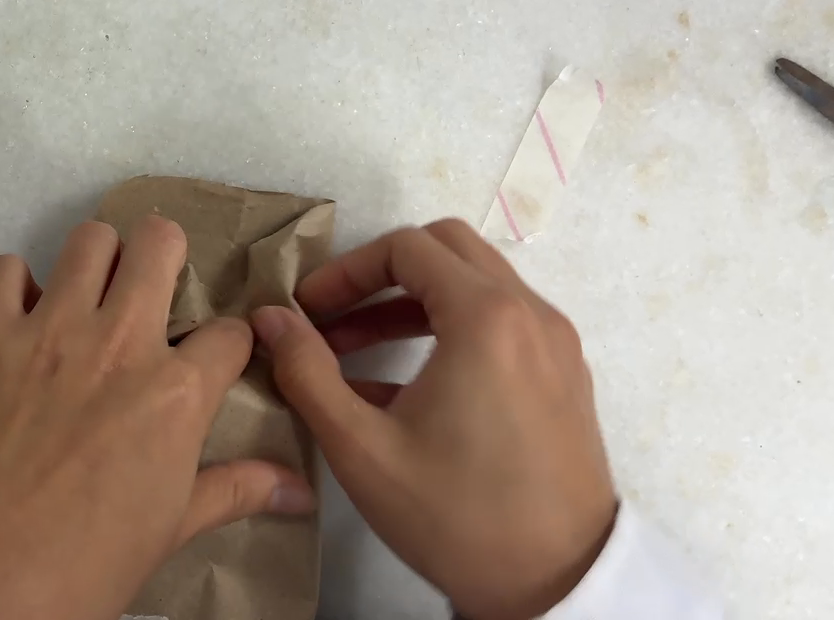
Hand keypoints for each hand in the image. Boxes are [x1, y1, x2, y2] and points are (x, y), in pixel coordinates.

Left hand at [0, 217, 314, 619]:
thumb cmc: (88, 562)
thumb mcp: (171, 528)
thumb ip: (234, 491)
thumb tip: (299, 489)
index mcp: (175, 392)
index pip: (229, 333)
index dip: (229, 341)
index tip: (215, 350)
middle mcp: (119, 340)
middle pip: (158, 244)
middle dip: (165, 250)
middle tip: (151, 279)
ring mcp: (50, 328)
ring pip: (88, 239)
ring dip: (96, 257)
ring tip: (89, 291)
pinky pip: (5, 268)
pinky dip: (15, 282)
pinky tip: (20, 313)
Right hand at [252, 219, 616, 619]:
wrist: (564, 595)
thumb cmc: (456, 515)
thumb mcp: (359, 445)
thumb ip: (304, 369)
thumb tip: (268, 316)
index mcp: (487, 319)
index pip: (405, 247)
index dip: (345, 269)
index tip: (309, 308)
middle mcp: (530, 316)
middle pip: (444, 248)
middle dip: (378, 271)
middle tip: (334, 312)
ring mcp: (554, 346)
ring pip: (472, 281)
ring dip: (407, 299)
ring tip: (353, 346)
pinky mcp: (561, 377)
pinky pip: (496, 321)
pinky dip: (443, 326)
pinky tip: (396, 382)